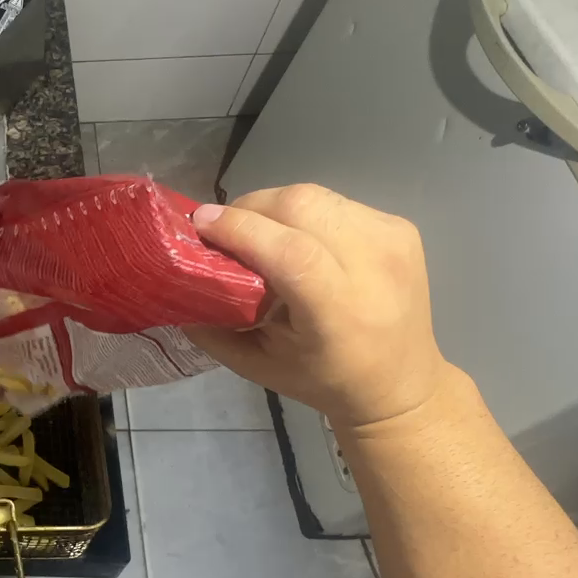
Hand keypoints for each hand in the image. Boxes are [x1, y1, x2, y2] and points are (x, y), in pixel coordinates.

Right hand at [181, 184, 459, 432]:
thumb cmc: (320, 380)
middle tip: (220, 228)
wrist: (399, 381)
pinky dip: (298, 211)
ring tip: (250, 230)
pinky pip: (333, 201)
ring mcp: (392, 239)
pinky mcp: (398, 226)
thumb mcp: (256, 365)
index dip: (241, 229)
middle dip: (248, 208)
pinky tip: (288, 234)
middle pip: (302, 206)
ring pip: (315, 195)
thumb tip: (178, 282)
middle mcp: (374, 267)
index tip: (200, 223)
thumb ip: (213, 327)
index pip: (291, 251)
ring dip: (270, 206)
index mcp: (340, 312)